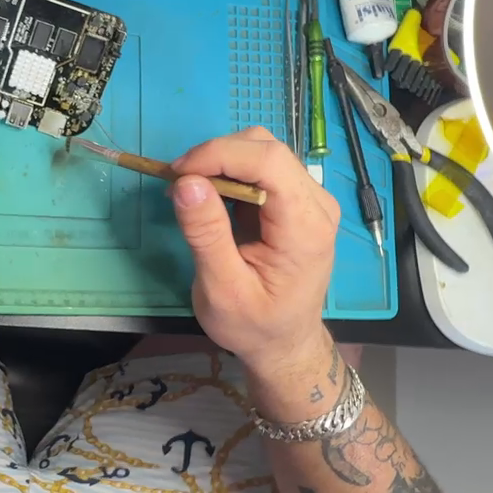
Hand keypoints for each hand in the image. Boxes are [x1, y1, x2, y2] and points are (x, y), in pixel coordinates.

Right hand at [169, 128, 341, 373]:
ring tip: (190, 191)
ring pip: (263, 151)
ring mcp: (309, 199)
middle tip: (177, 183)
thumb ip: (206, 233)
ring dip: (220, 160)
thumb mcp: (221, 288)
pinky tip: (209, 197)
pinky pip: (261, 168)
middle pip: (266, 148)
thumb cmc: (253, 325)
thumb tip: (185, 182)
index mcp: (304, 226)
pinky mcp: (296, 201)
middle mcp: (316, 203)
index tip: (177, 174)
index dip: (218, 154)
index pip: (267, 161)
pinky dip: (229, 171)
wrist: (284, 344)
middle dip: (216, 154)